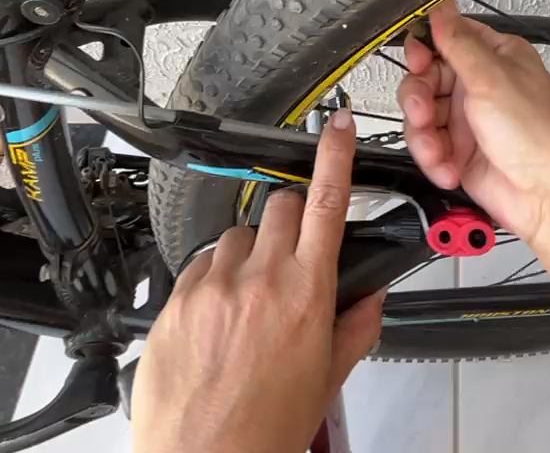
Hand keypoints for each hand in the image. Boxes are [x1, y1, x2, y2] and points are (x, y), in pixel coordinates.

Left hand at [131, 108, 383, 452]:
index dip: (335, 155)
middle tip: (291, 255)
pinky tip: (216, 317)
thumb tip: (372, 293)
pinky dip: (213, 278)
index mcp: (306, 292)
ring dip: (249, 252)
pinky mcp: (177, 298)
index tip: (338, 126)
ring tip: (247, 300)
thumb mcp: (327, 380)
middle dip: (293, 218)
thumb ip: (356, 326)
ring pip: (238, 234)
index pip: (327, 202)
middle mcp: (260, 278)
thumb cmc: (265, 432)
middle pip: (282, 206)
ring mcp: (214, 285)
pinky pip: (200, 264)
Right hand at [395, 0, 549, 241]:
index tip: (417, 60)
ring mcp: (468, 119)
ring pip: (421, 113)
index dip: (424, 48)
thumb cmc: (540, 135)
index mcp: (494, 56)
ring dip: (423, 133)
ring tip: (437, 148)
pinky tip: (449, 167)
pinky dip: (433, 158)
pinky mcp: (459, 150)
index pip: (446, 37)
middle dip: (418, 96)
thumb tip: (441, 5)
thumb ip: (458, 41)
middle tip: (423, 110)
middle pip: (425, 76)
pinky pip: (427, 145)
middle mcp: (480, 84)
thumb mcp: (492, 78)